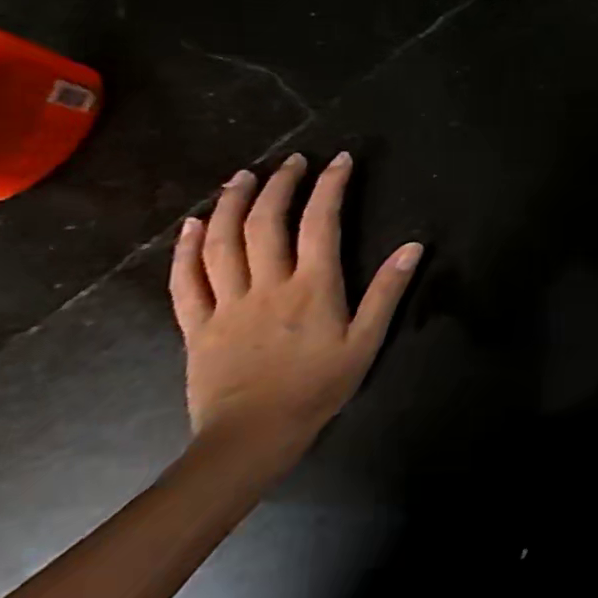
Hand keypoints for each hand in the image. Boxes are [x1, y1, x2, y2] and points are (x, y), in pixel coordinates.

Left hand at [168, 152, 420, 468]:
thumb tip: (413, 247)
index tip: (339, 160)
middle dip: (279, 185)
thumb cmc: (318, 388)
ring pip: (221, 243)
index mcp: (312, 287)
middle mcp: (267, 285)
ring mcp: (227, 304)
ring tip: (241, 178)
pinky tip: (192, 225)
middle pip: (266, 223)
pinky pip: (184, 281)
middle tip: (291, 161)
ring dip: (231, 205)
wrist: (252, 438)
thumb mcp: (366, 342)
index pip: (321, 223)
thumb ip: (387, 291)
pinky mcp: (197, 326)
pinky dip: (185, 249)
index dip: (330, 186)